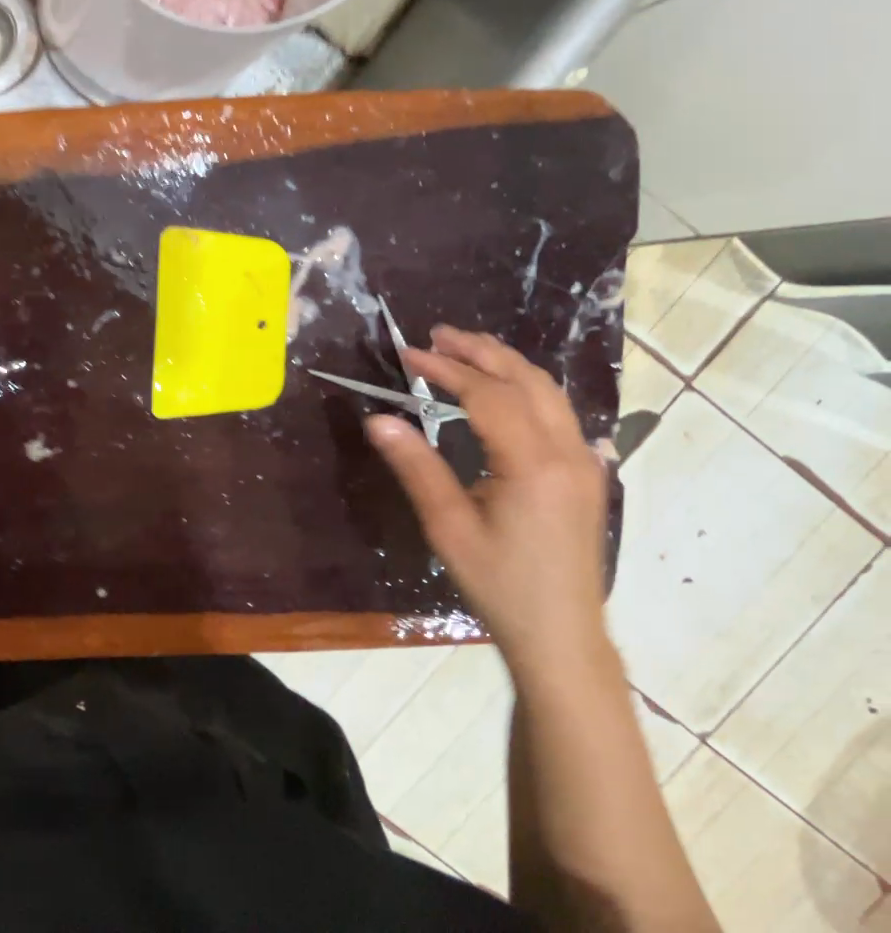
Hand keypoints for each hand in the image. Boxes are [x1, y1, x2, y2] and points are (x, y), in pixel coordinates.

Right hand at [365, 327, 611, 676]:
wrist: (560, 631)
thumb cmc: (498, 582)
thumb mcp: (447, 526)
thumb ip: (417, 467)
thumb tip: (379, 420)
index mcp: (533, 464)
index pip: (488, 395)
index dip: (447, 369)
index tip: (408, 355)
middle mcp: (568, 453)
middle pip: (528, 382)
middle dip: (483, 352)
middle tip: (439, 335)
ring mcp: (584, 464)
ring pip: (551, 395)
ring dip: (508, 366)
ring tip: (467, 352)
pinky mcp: (587, 476)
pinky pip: (561, 415)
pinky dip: (529, 390)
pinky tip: (507, 394)